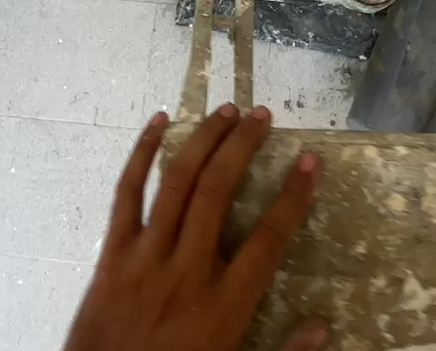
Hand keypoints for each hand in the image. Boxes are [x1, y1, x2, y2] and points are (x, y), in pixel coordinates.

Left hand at [64, 106, 326, 350]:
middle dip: (242, 145)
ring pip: (177, 182)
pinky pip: (126, 192)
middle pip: (218, 191)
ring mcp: (145, 257)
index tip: (309, 161)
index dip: (293, 196)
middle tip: (261, 115)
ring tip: (225, 110)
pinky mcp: (111, 254)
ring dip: (203, 139)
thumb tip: (323, 326)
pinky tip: (158, 120)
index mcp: (222, 306)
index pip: (268, 239)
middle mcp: (185, 271)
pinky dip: (141, 152)